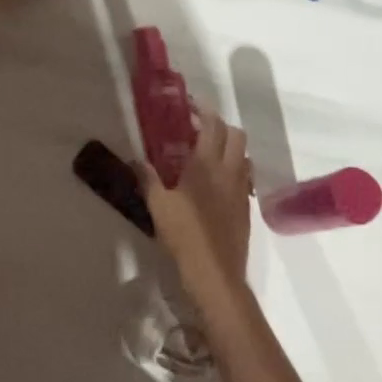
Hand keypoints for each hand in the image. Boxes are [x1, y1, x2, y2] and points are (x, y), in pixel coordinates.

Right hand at [140, 105, 251, 293]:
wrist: (215, 274)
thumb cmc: (184, 235)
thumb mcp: (157, 205)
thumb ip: (147, 178)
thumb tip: (136, 159)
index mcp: (206, 164)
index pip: (213, 125)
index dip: (204, 111)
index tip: (190, 107)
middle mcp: (229, 171)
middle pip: (236, 135)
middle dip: (220, 126)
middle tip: (198, 129)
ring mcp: (241, 190)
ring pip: (244, 156)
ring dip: (230, 147)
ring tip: (208, 154)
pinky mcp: (246, 209)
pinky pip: (244, 178)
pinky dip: (234, 170)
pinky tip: (215, 184)